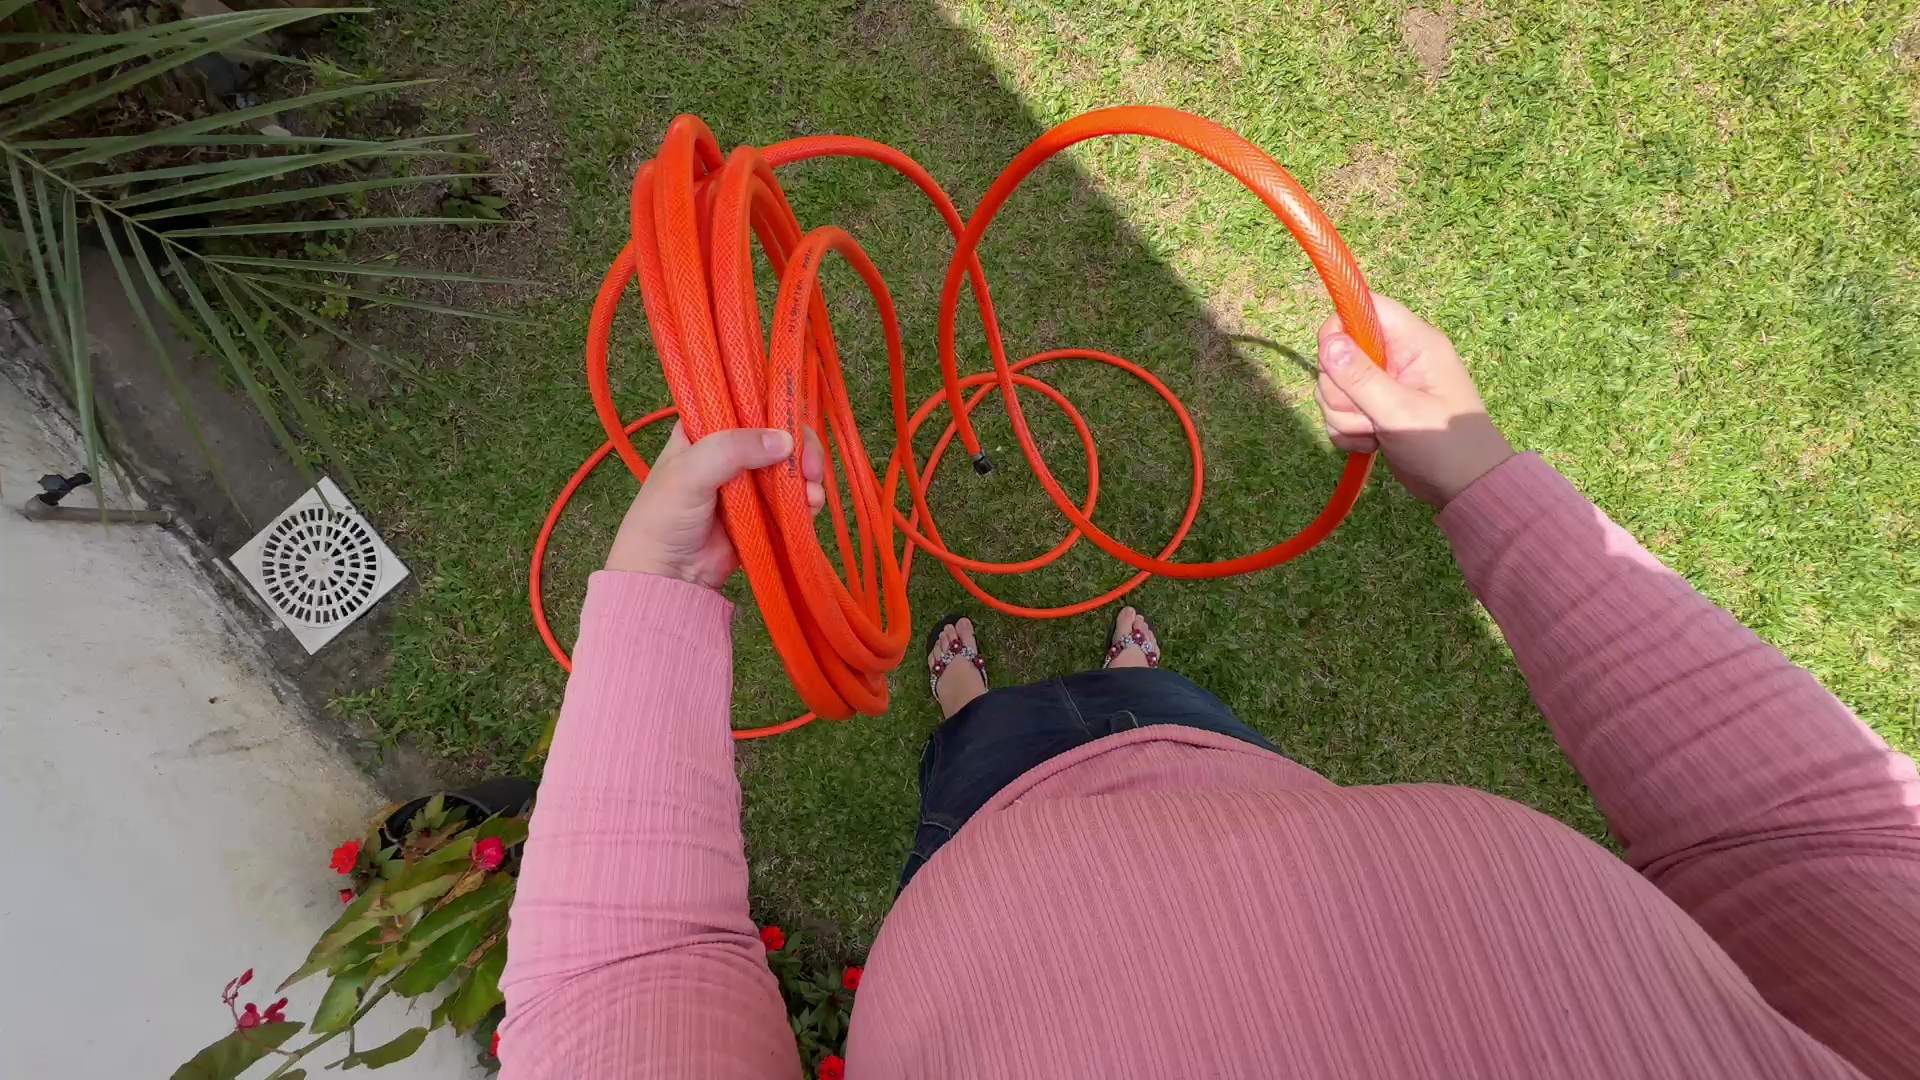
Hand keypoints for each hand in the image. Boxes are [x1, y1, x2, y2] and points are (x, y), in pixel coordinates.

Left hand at [605, 422, 825, 588]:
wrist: (667, 576)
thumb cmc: (664, 517)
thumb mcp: (690, 473)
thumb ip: (732, 449)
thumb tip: (785, 441)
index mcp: (706, 428)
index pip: (748, 403)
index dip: (776, 410)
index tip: (793, 428)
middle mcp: (732, 450)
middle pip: (779, 434)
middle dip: (802, 448)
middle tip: (811, 468)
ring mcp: (751, 481)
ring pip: (792, 465)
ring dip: (808, 476)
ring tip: (810, 496)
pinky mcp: (766, 510)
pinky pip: (795, 497)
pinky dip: (808, 500)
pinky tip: (810, 507)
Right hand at [1315, 292, 1515, 506]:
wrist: (1463, 487)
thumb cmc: (1444, 444)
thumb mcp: (1399, 411)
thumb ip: (1360, 377)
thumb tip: (1328, 341)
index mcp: (1413, 345)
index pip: (1366, 310)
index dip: (1340, 328)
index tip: (1332, 361)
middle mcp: (1395, 359)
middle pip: (1339, 355)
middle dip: (1340, 390)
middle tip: (1366, 413)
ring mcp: (1382, 386)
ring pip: (1334, 388)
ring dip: (1343, 416)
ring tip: (1372, 433)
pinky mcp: (1371, 410)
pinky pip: (1338, 412)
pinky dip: (1346, 431)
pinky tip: (1370, 444)